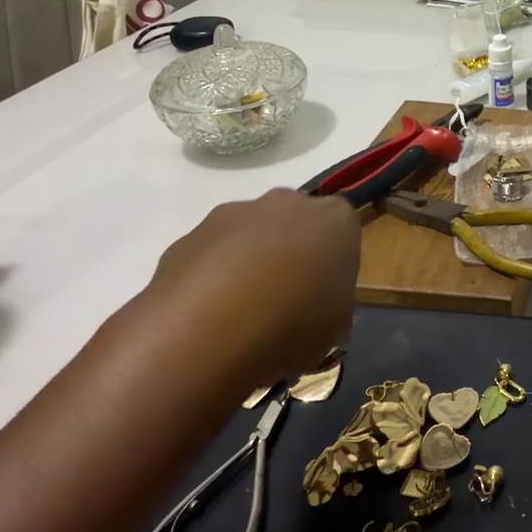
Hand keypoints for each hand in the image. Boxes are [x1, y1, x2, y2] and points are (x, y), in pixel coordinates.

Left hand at [137, 189, 361, 388]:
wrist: (208, 329)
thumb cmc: (293, 322)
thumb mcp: (336, 326)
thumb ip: (333, 306)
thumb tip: (317, 312)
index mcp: (336, 218)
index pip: (342, 232)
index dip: (331, 265)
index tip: (321, 296)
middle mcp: (288, 202)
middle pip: (294, 225)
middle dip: (288, 254)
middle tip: (281, 302)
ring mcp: (235, 214)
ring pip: (248, 237)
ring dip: (246, 265)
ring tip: (236, 318)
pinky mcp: (188, 235)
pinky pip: (207, 256)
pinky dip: (208, 280)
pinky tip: (203, 319)